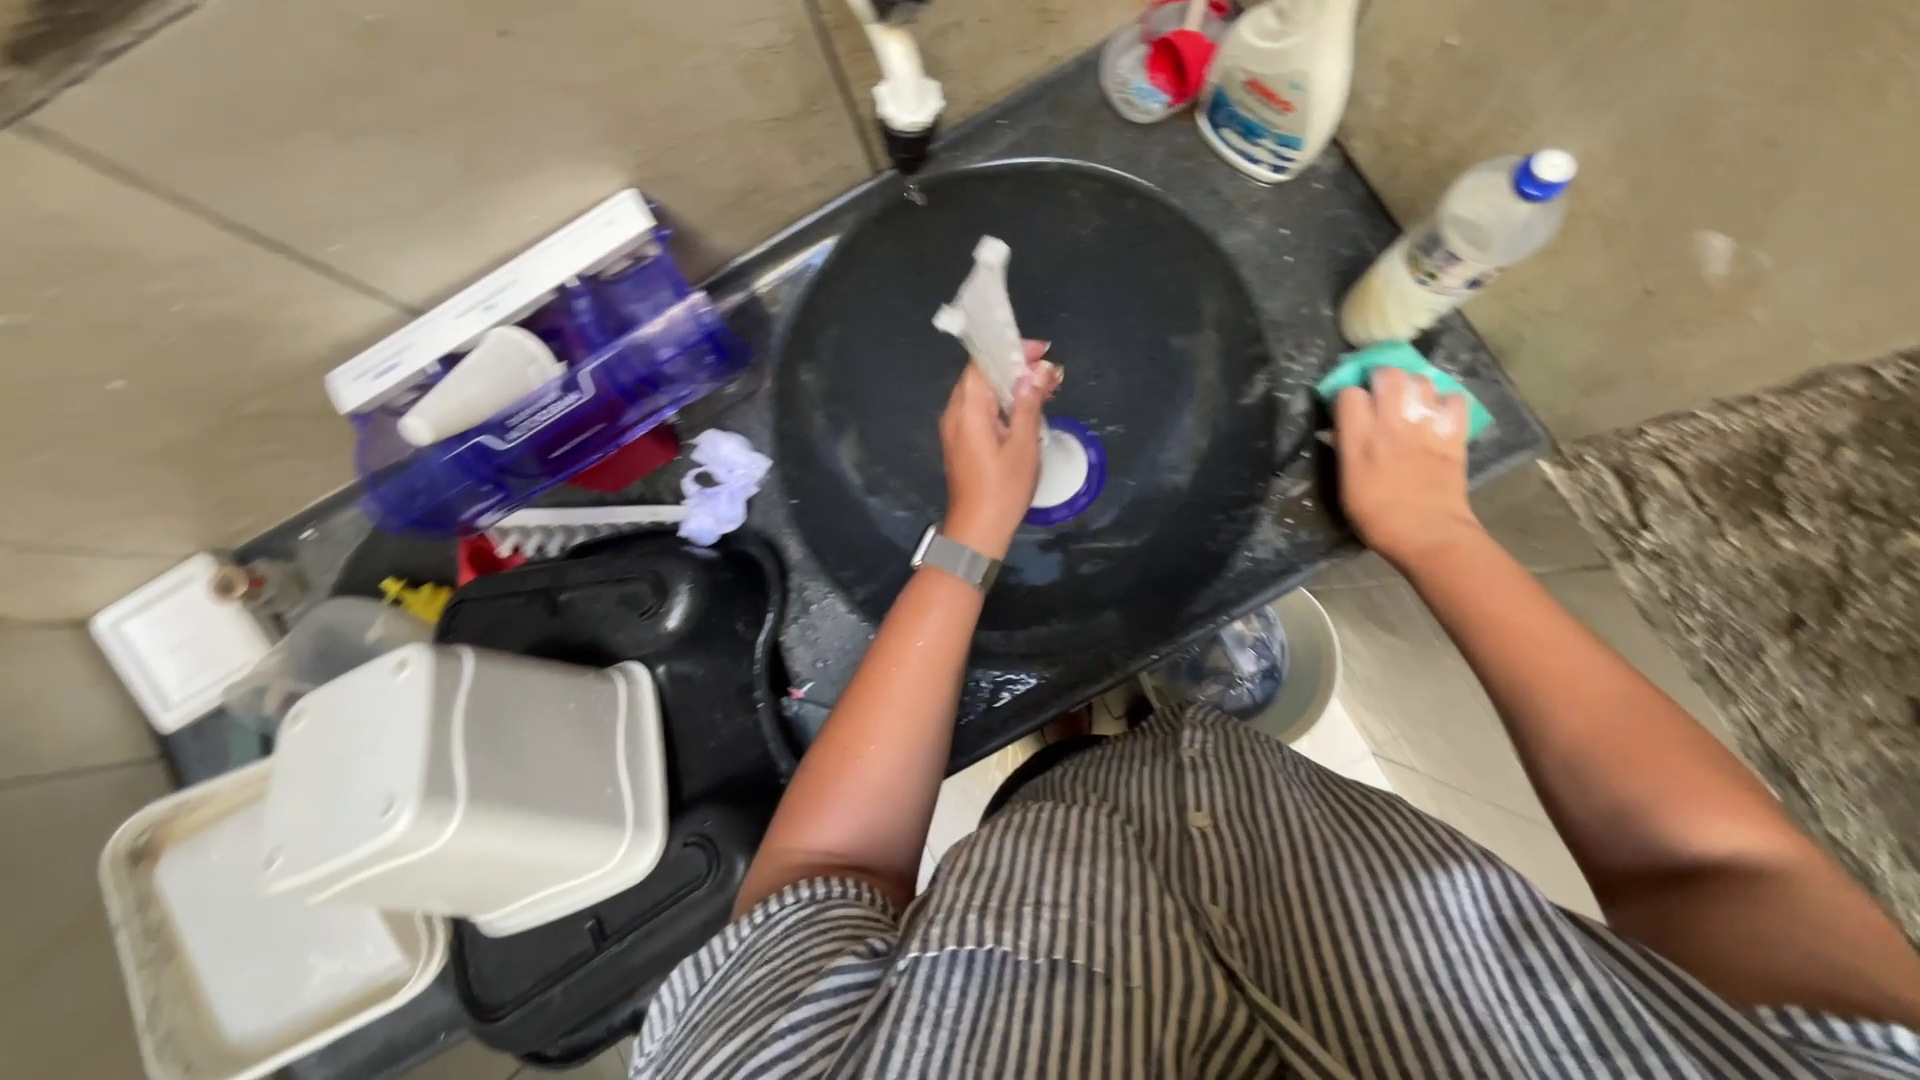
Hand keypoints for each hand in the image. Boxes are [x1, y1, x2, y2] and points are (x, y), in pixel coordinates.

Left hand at [939, 342, 1055, 558]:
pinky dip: (1002, 405)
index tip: (1039, 352)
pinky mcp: (961, 443)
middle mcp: (955, 414)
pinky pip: (980, 412)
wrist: (978, 531)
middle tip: (1048, 372)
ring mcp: (955, 429)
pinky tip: (1026, 412)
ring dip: (1010, 387)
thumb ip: (1029, 404)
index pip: (982, 363)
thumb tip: (1036, 371)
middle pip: (981, 376)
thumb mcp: (1024, 445)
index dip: (1010, 351)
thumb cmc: (1003, 489)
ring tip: (1045, 389)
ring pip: (982, 394)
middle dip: (1014, 368)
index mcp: (968, 410)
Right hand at [1333, 367, 1482, 570]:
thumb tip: (1347, 431)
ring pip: (1422, 381)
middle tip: (1381, 391)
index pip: (1349, 394)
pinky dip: (1447, 401)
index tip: (1350, 407)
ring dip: (1414, 386)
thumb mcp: (1346, 485)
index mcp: (1360, 442)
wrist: (1428, 535)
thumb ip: (1347, 451)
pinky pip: (1455, 401)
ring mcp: (1426, 429)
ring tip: (1410, 399)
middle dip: (1382, 377)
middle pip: (1388, 376)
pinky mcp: (1453, 436)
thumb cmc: (1377, 519)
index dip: (1348, 397)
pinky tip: (1439, 413)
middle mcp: (1391, 427)